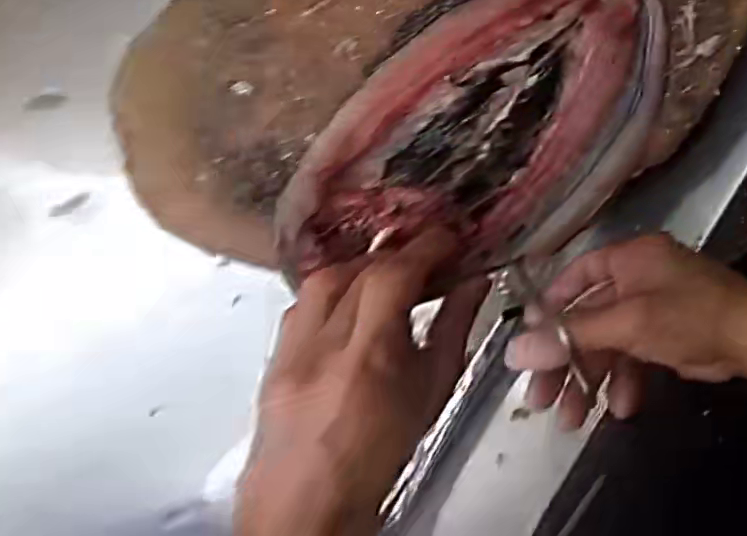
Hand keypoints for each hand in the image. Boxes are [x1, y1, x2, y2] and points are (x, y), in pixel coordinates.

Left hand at [236, 229, 490, 535]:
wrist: (308, 514)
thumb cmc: (382, 454)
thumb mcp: (435, 386)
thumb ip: (456, 324)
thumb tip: (475, 280)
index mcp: (366, 357)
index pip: (392, 275)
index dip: (427, 246)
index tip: (451, 238)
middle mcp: (319, 351)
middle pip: (356, 272)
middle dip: (400, 253)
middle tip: (431, 254)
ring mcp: (288, 358)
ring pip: (321, 283)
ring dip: (364, 267)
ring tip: (394, 273)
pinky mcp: (272, 366)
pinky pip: (302, 308)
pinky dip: (335, 291)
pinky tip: (358, 302)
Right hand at [503, 234, 746, 429]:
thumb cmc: (689, 314)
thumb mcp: (628, 322)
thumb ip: (573, 334)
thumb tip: (515, 348)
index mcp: (633, 257)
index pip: (580, 272)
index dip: (552, 304)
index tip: (529, 339)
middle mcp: (642, 276)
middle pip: (590, 315)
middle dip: (566, 359)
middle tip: (539, 401)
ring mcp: (656, 304)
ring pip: (610, 341)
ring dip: (591, 379)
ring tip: (573, 420)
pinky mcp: (669, 332)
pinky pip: (634, 354)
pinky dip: (625, 379)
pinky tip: (623, 407)